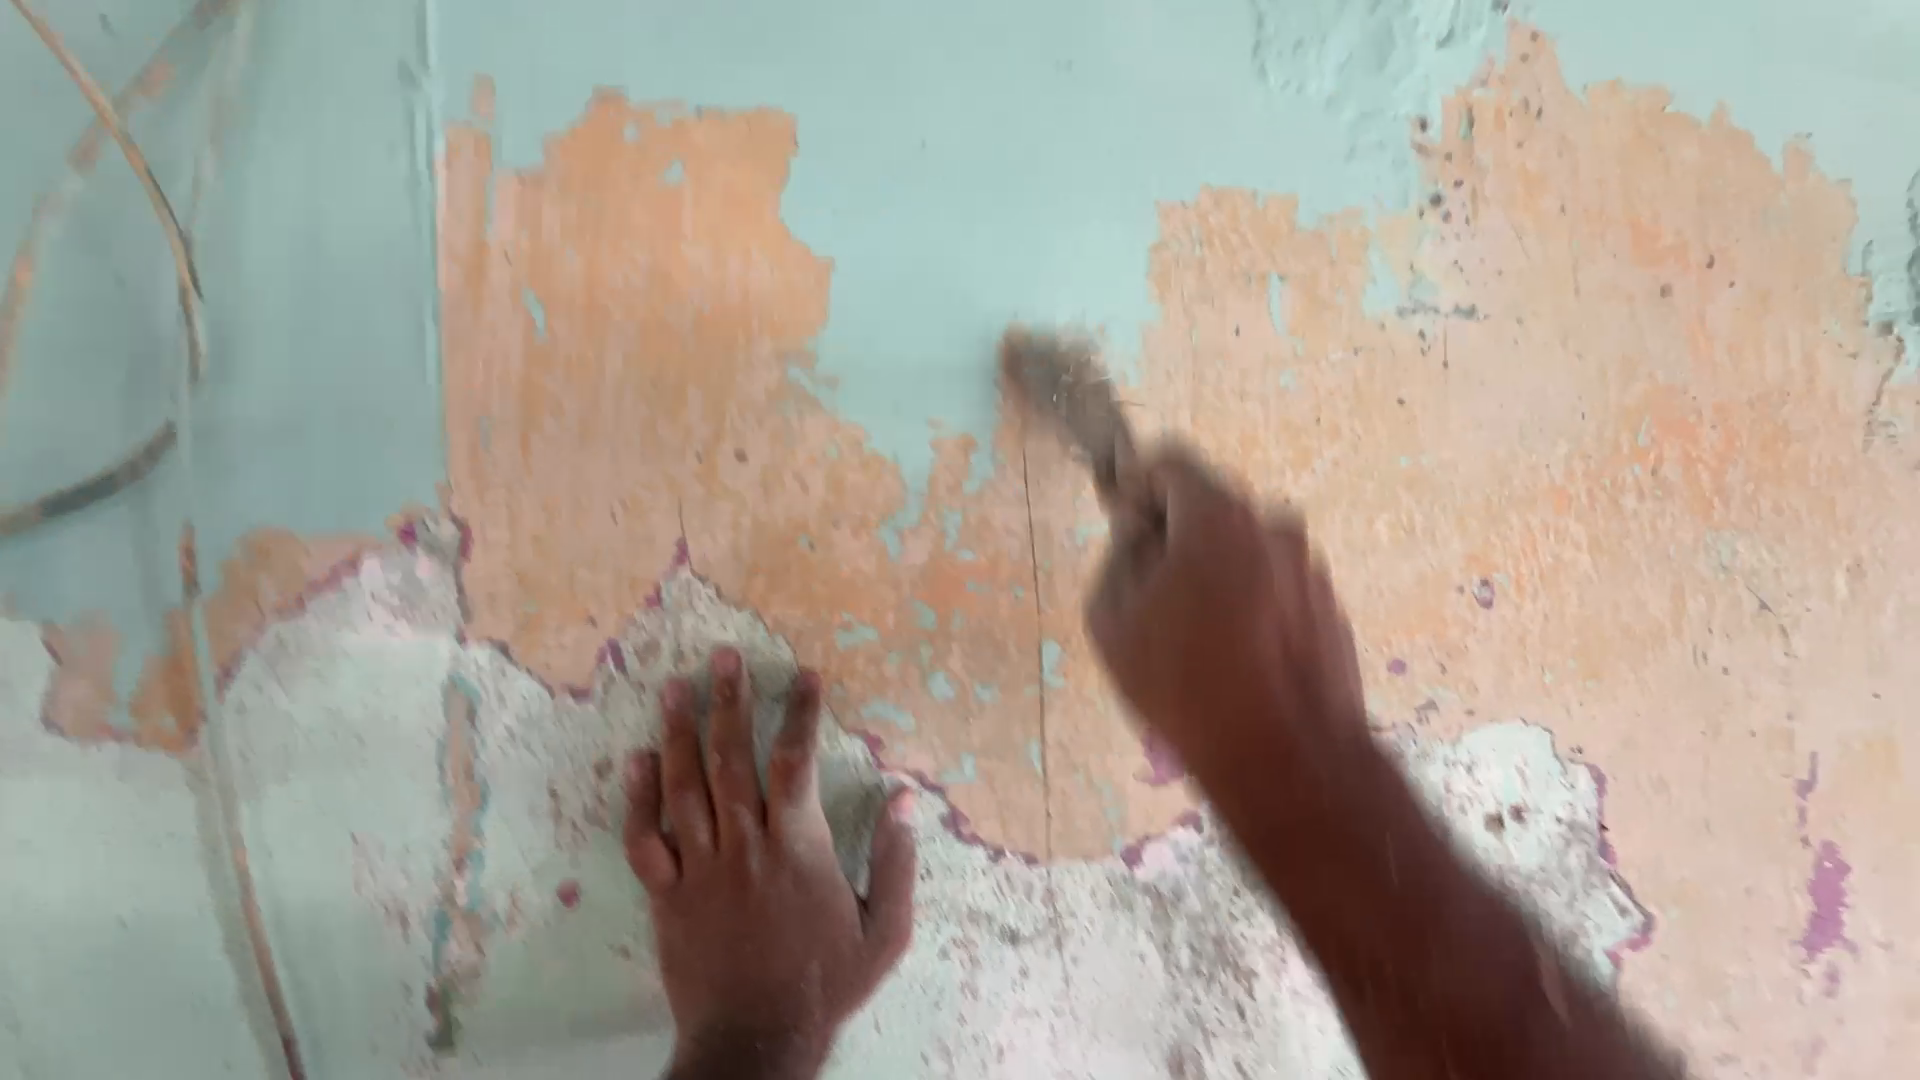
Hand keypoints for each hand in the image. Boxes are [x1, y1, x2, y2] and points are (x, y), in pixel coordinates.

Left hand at [625, 647, 917, 1076]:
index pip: (797, 762)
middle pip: (732, 759)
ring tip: (675, 686)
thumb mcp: (884, 930)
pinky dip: (637, 799)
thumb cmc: (824, 982)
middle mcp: (745, 844)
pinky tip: (635, 760)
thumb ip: (895, 861)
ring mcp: (700, 868)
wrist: (754, 1044)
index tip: (804, 675)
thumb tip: (904, 798)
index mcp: (799, 847)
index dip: (800, 713)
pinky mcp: (667, 895)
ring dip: (679, 732)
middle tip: (723, 657)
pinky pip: (645, 840)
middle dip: (729, 702)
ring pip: (684, 787)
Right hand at [1084, 444, 1364, 772]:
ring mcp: (1309, 565)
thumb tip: (1140, 533)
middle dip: (1174, 535)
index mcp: (1217, 516)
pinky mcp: (1329, 604)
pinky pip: (1272, 583)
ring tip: (1195, 636)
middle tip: (1152, 592)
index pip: (1168, 464)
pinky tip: (1234, 656)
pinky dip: (1248, 600)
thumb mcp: (1112, 617)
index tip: (1124, 527)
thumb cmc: (1183, 682)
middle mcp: (1273, 525)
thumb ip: (1119, 554)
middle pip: (1209, 507)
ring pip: (1242, 548)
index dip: (1136, 489)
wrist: (1285, 758)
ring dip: (1213, 570)